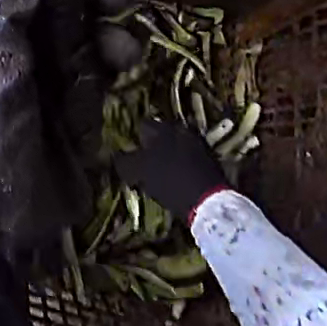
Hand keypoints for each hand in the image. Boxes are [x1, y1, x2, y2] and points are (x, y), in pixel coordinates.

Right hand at [113, 119, 228, 221]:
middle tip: (146, 162)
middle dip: (154, 144)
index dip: (136, 139)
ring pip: (176, 144)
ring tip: (162, 172)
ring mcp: (197, 142)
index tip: (132, 152)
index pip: (143, 126)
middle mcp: (180, 129)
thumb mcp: (140, 172)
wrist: (208, 199)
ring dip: (169, 154)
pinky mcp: (210, 158)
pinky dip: (183, 163)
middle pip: (161, 133)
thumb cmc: (170, 181)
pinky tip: (179, 178)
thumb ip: (125, 162)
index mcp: (162, 128)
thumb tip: (116, 156)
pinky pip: (190, 156)